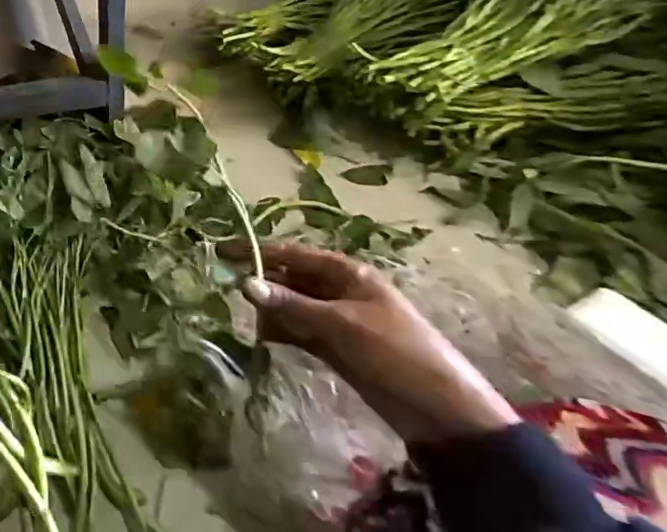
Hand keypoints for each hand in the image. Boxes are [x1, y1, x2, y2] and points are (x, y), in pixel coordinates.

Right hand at [242, 242, 518, 442]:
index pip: (291, 253)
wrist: (445, 415)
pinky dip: (282, 333)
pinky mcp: (336, 347)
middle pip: (289, 278)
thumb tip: (243, 283)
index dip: (256, 251)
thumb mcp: (341, 326)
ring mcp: (337, 319)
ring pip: (291, 306)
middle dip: (261, 284)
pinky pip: (299, 330)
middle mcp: (338, 290)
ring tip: (250, 325)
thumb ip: (291, 304)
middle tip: (227, 293)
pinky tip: (265, 340)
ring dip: (270, 313)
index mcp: (346, 272)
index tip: (222, 251)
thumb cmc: (397, 354)